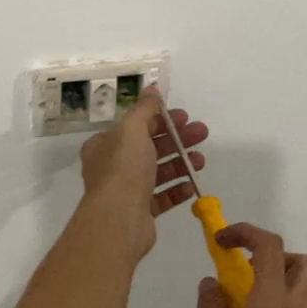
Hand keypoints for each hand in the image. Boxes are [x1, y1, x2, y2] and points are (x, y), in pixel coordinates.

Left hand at [78, 87, 207, 259]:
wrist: (118, 219)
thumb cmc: (123, 168)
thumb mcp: (132, 130)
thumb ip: (145, 109)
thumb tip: (152, 87)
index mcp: (105, 144)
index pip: (135, 126)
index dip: (160, 119)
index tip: (183, 116)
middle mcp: (112, 166)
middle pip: (149, 147)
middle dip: (177, 139)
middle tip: (201, 133)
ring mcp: (126, 190)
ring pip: (157, 172)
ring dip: (180, 163)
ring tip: (201, 160)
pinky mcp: (140, 211)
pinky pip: (161, 197)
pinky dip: (177, 189)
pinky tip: (191, 185)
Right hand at [189, 223, 306, 307]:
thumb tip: (212, 284)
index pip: (271, 249)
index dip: (246, 233)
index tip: (220, 240)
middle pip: (302, 265)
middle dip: (272, 254)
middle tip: (240, 267)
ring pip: (299, 291)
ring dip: (271, 282)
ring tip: (232, 306)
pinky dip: (270, 307)